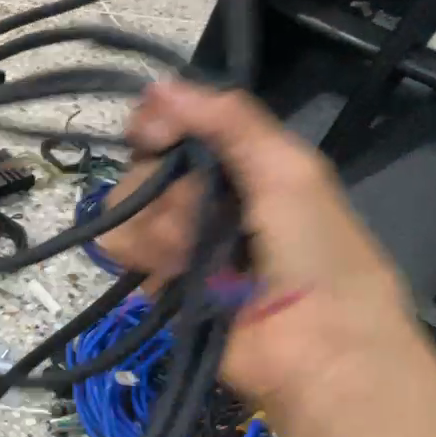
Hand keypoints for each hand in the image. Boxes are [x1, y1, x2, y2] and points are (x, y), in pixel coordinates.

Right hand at [96, 82, 435, 414]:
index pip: (175, 126)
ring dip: (157, 228)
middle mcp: (203, 197)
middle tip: (196, 212)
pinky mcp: (155, 278)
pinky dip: (146, 258)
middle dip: (163, 187)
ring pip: (125, 207)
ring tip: (192, 255)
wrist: (316, 351)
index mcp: (240, 165)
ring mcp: (176, 239)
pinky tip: (176, 274)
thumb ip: (229, 121)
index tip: (150, 133)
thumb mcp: (290, 172)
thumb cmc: (316, 255)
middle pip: (143, 166)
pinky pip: (120, 248)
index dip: (155, 124)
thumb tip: (157, 84)